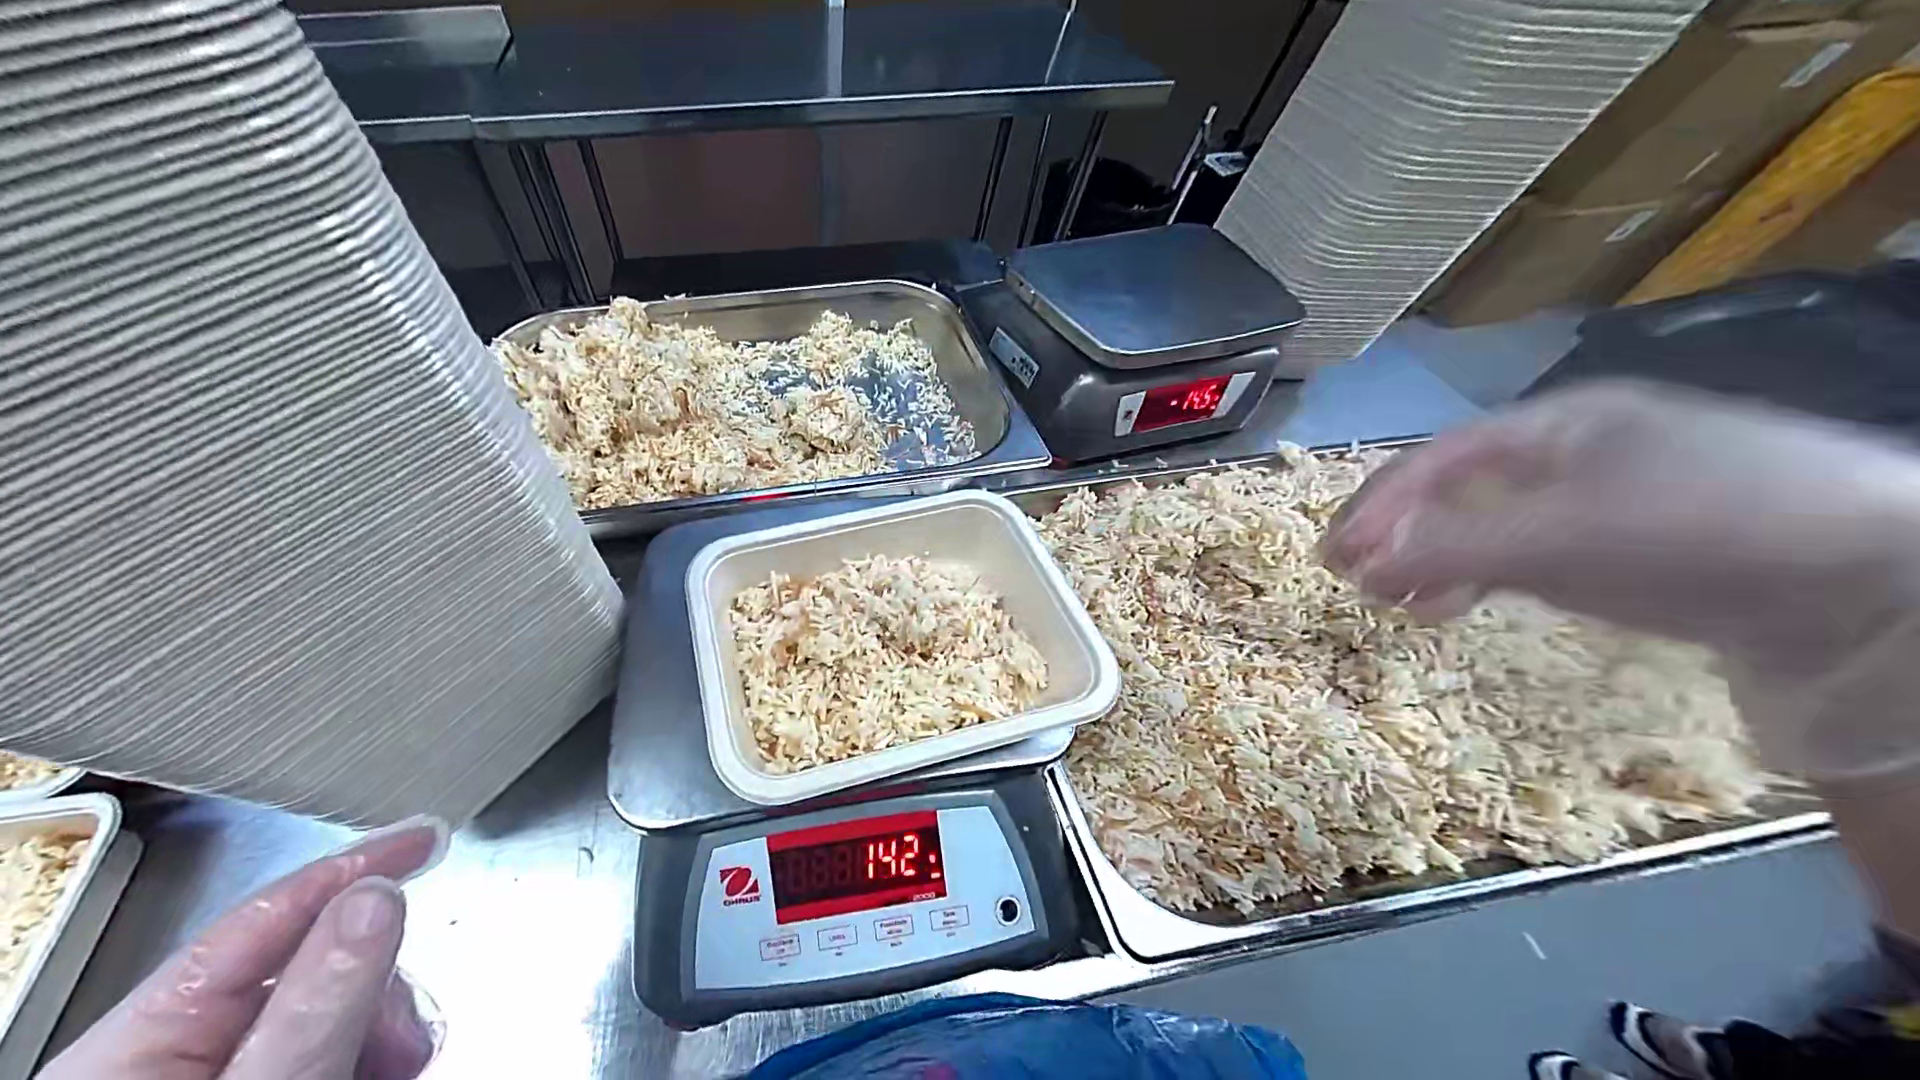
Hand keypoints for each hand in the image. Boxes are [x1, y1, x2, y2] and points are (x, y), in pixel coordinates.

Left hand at [43, 816, 448, 1079]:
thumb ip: (318, 999)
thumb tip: (379, 893)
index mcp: (142, 1045)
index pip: (270, 914)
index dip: (356, 864)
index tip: (428, 836)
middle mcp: (177, 1052)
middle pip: (314, 963)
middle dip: (383, 985)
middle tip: (414, 1041)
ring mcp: (222, 1072)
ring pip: (337, 1001)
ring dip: (389, 1024)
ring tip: (405, 1069)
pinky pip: (338, 1041)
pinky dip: (379, 1050)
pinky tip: (392, 1071)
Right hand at [1323, 381, 1919, 782]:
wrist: (1874, 586)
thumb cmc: (1710, 525)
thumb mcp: (1571, 531)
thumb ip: (1456, 543)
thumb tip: (1355, 560)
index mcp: (1551, 426)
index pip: (1435, 462)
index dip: (1378, 505)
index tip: (1335, 554)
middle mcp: (1554, 458)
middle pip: (1443, 492)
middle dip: (1388, 532)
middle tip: (1341, 573)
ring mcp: (1575, 505)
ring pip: (1467, 528)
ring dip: (1418, 561)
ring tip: (1384, 597)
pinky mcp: (1596, 553)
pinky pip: (1503, 559)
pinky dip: (1463, 581)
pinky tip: (1440, 607)